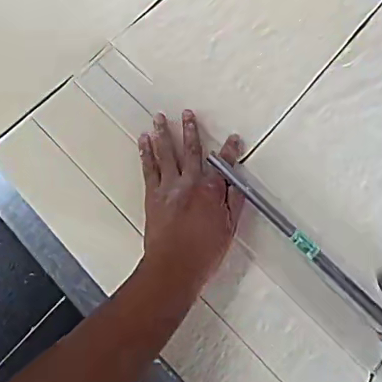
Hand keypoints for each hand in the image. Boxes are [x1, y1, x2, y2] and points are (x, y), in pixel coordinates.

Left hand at [137, 110, 244, 297]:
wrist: (172, 268)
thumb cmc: (203, 253)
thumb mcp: (229, 229)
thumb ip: (234, 202)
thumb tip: (237, 184)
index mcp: (211, 190)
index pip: (224, 164)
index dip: (230, 150)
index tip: (233, 139)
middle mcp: (190, 183)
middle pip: (192, 151)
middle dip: (191, 130)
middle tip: (187, 114)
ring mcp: (169, 187)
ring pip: (167, 154)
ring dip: (164, 134)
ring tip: (159, 118)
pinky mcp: (153, 195)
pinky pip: (149, 168)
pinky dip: (146, 153)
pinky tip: (144, 141)